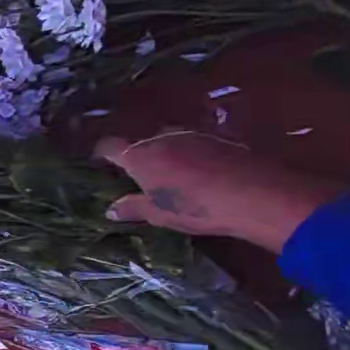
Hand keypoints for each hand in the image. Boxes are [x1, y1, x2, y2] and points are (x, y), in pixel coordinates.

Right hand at [96, 132, 339, 253]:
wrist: (251, 193)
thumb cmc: (195, 207)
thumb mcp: (159, 214)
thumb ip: (133, 208)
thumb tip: (111, 209)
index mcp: (140, 156)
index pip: (111, 146)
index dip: (101, 154)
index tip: (98, 163)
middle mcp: (161, 138)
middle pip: (141, 143)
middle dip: (137, 158)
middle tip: (138, 180)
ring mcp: (190, 135)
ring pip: (167, 142)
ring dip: (164, 156)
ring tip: (169, 180)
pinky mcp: (215, 138)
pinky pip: (191, 145)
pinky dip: (187, 157)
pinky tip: (198, 177)